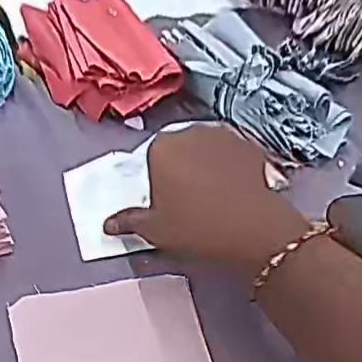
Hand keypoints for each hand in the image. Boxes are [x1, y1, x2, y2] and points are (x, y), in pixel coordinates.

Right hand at [104, 125, 311, 275]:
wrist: (252, 228)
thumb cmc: (196, 228)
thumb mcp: (156, 231)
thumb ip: (130, 222)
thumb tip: (109, 224)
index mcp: (161, 147)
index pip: (150, 160)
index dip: (157, 183)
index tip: (165, 204)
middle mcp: (190, 131)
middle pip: (178, 150)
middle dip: (180, 170)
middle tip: (188, 203)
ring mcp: (223, 134)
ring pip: (205, 149)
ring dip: (205, 166)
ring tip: (212, 198)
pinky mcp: (249, 143)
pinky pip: (230, 154)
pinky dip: (229, 167)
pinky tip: (232, 191)